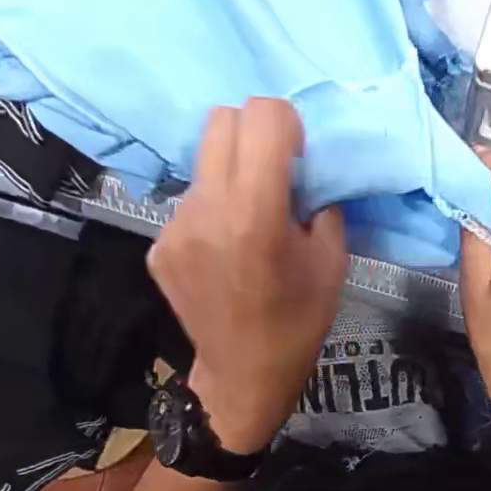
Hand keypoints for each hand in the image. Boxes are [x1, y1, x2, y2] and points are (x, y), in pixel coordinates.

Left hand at [149, 98, 346, 453]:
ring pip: (203, 163)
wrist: (245, 375)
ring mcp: (175, 226)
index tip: (298, 158)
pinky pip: (188, 204)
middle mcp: (207, 208)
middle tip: (273, 176)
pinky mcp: (159, 245)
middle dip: (254, 135)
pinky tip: (224, 254)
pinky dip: (211, 215)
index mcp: (255, 212)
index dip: (287, 126)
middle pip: (222, 119)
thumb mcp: (331, 265)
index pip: (262, 115)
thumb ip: (322, 206)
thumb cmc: (298, 324)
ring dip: (230, 177)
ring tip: (246, 226)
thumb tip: (308, 175)